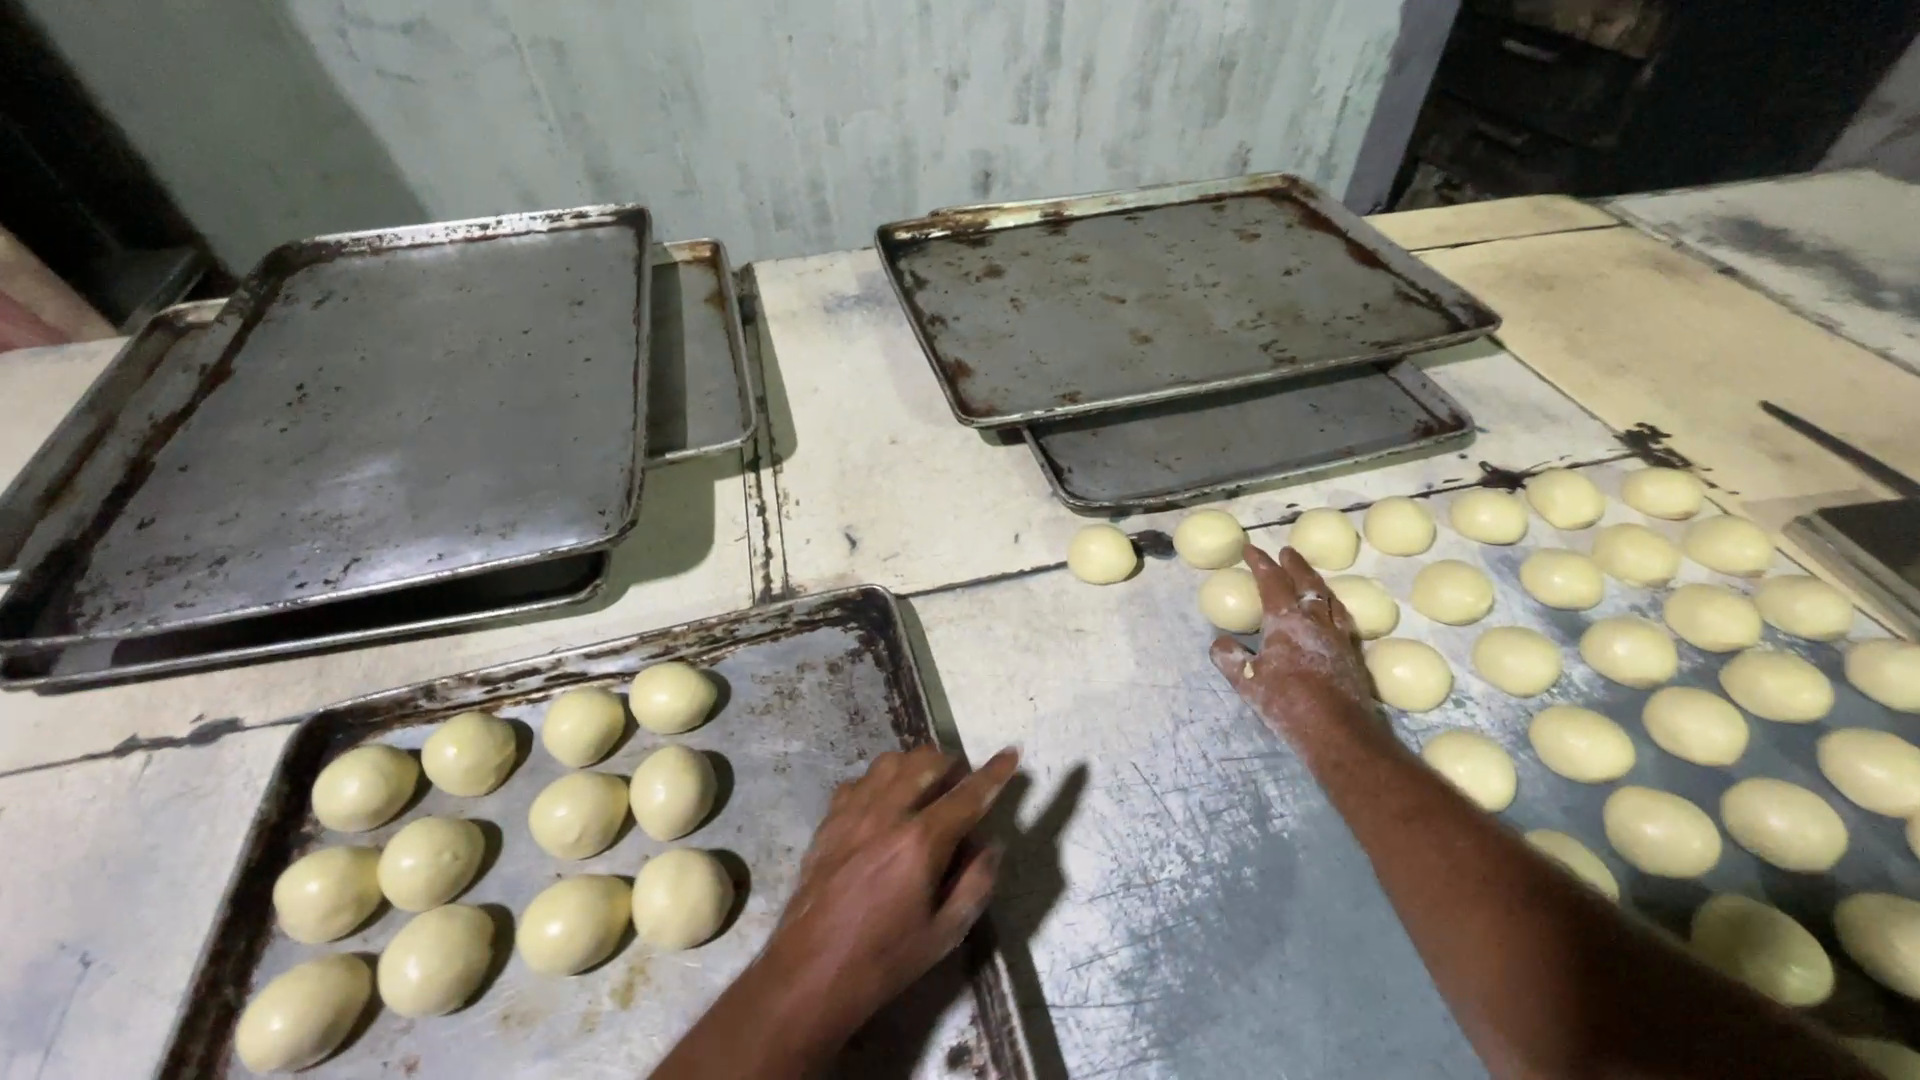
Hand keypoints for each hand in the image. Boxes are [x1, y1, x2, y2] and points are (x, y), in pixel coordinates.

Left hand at [758, 745, 1019, 1046]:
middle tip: (961, 785)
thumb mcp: (945, 933)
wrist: (810, 972)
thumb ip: (976, 883)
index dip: (994, 773)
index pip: (968, 795)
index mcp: (921, 842)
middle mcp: (887, 814)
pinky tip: (882, 808)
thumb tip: (991, 846)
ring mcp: (852, 813)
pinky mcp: (828, 821)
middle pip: (926, 762)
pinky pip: (858, 782)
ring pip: (889, 762)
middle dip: (952, 765)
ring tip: (923, 788)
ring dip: (914, 766)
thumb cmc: (885, 959)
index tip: (1010, 753)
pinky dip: (878, 784)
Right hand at [1210, 544, 1374, 736]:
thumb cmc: (1287, 701)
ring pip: (1328, 598)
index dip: (1260, 564)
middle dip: (1294, 565)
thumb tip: (1220, 644)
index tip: (1250, 549)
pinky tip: (1330, 613)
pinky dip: (1331, 605)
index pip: (1272, 583)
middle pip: (1306, 583)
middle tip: (1286, 552)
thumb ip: (1230, 658)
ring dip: (1316, 582)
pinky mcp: (1351, 654)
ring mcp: (1337, 636)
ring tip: (1310, 576)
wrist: (1337, 730)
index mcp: (1286, 621)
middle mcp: (1315, 621)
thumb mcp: (1247, 682)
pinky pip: (1340, 617)